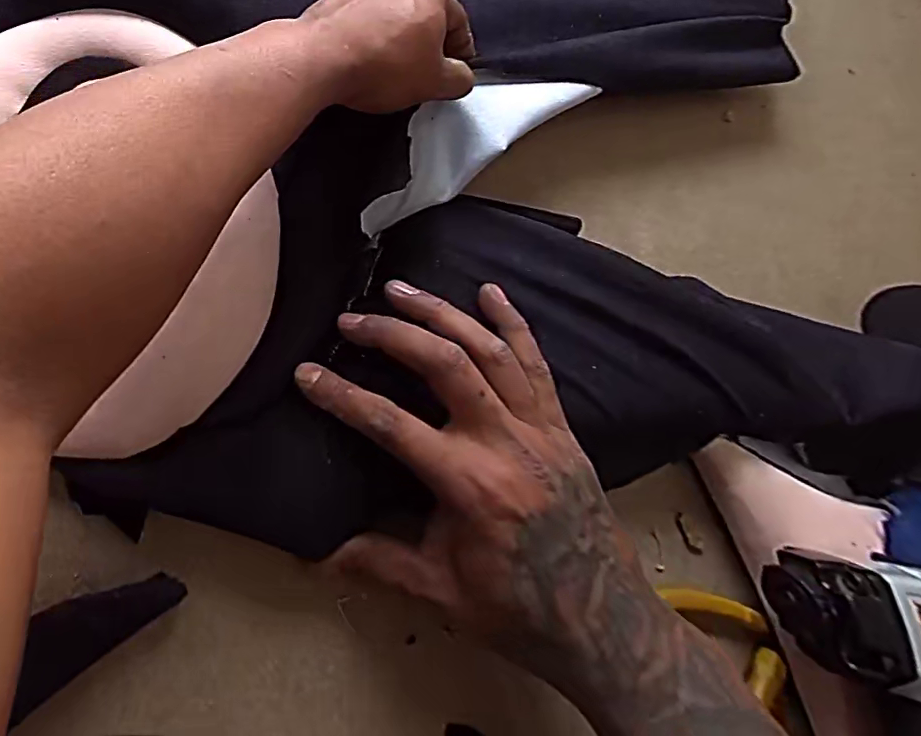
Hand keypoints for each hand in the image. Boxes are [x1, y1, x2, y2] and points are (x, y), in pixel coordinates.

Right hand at [295, 280, 640, 675]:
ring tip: (399, 289)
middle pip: (445, 366)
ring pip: (490, 352)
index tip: (305, 372)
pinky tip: (489, 291)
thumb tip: (314, 555)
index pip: (391, 423)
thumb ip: (377, 562)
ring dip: (441, 313)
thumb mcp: (441, 593)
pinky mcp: (562, 428)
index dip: (341, 395)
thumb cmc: (521, 612)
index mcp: (471, 485)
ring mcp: (541, 430)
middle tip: (350, 320)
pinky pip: (539, 365)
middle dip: (392, 334)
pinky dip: (513, 323)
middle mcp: (508, 445)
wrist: (615, 631)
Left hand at [296, 0, 475, 112]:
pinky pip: (352, 25)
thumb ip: (457, 79)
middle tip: (416, 74)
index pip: (456, 22)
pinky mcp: (328, 4)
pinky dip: (357, 41)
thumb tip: (459, 78)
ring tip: (381, 71)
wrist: (314, 62)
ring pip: (383, 19)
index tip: (454, 67)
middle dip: (419, 45)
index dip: (459, 50)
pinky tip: (353, 64)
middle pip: (417, 17)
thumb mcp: (434, 83)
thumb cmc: (375, 65)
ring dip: (386, 42)